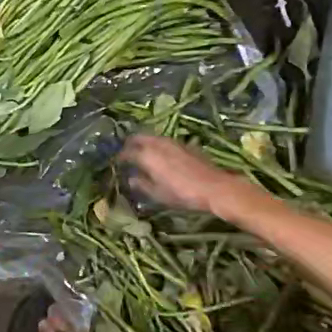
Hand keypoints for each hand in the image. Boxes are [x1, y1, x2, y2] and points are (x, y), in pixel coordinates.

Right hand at [117, 134, 256, 216]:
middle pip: (139, 138)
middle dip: (130, 143)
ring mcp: (173, 142)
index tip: (116, 162)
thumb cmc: (183, 194)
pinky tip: (161, 154)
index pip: (128, 152)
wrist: (215, 187)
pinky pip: (165, 141)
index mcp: (148, 156)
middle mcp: (158, 144)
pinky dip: (158, 145)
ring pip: (153, 137)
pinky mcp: (185, 144)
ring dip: (144, 142)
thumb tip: (131, 179)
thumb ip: (142, 184)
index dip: (120, 157)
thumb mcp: (159, 194)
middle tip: (126, 152)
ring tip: (142, 152)